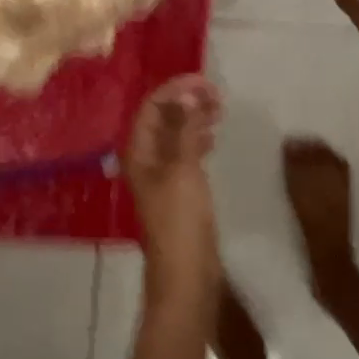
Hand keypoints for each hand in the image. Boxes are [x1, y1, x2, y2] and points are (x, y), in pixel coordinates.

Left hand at [123, 75, 222, 291]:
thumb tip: (189, 93)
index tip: (206, 82)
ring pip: (175, 135)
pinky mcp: (178, 191)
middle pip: (162, 118)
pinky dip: (197, 139)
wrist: (186, 276)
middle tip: (217, 95)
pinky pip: (185, 153)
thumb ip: (185, 129)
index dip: (176, 88)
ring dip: (194, 118)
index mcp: (139, 151)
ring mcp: (162, 176)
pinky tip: (213, 138)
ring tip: (219, 110)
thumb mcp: (184, 169)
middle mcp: (146, 159)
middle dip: (186, 101)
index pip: (152, 105)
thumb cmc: (181, 221)